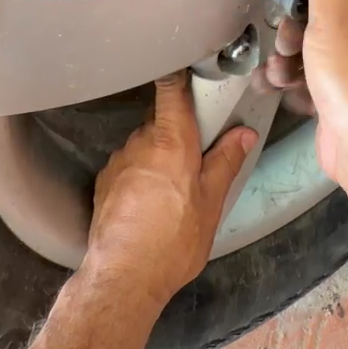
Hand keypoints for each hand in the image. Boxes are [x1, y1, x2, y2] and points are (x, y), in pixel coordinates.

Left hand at [82, 73, 256, 309]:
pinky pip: (127, 166)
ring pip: (144, 146)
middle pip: (161, 122)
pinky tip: (148, 205)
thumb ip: (226, 161)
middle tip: (195, 159)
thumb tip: (244, 133)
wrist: (124, 278)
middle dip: (177, 134)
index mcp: (171, 140)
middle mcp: (141, 141)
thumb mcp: (211, 202)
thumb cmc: (174, 239)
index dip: (179, 76)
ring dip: (157, 157)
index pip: (171, 90)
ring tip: (171, 191)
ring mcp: (118, 161)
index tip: (187, 71)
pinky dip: (139, 176)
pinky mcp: (103, 182)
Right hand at [292, 0, 347, 189]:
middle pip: (314, 22)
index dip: (301, 0)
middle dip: (289, 36)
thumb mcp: (334, 14)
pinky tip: (276, 90)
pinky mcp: (340, 101)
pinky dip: (289, 85)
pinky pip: (307, 83)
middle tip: (285, 49)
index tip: (285, 13)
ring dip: (285, 63)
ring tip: (279, 76)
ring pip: (307, 54)